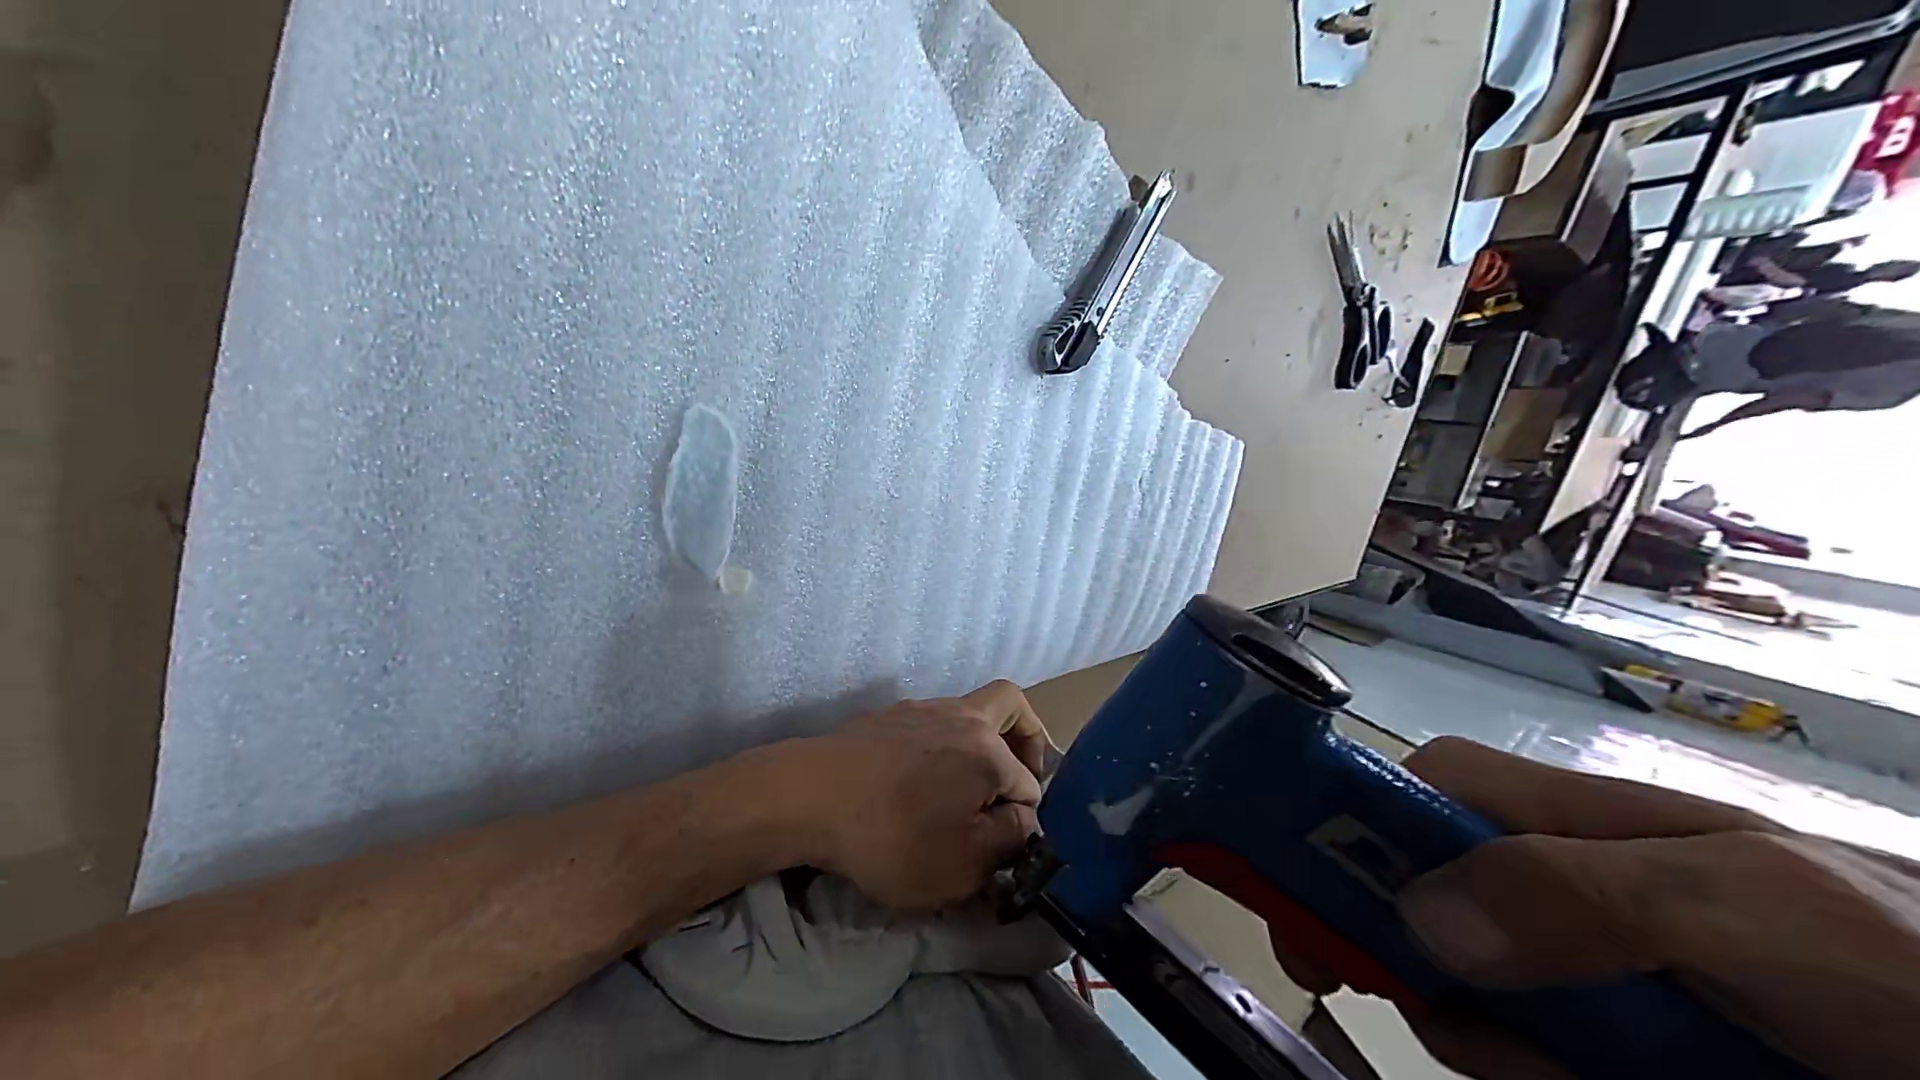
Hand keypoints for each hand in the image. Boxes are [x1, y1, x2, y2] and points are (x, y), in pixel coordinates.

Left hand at [778, 681, 1051, 910]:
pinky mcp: (888, 716)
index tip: (1007, 846)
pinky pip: (933, 723)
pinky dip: (943, 745)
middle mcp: (961, 717)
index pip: (1030, 783)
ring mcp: (921, 710)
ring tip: (963, 790)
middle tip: (1018, 776)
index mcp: (987, 750)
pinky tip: (919, 782)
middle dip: (1027, 737)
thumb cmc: (891, 836)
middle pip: (1011, 705)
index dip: (1026, 818)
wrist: (808, 795)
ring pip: (969, 711)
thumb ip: (1009, 841)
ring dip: (981, 742)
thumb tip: (1024, 819)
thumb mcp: (962, 864)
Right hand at [1273, 737, 1919, 1079]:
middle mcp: (1545, 882)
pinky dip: (1521, 1077)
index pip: (1408, 785)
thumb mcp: (1753, 901)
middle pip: (1410, 895)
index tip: (1296, 889)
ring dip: (1482, 1041)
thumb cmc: (1902, 957)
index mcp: (1557, 821)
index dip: (1340, 816)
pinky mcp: (1601, 1042)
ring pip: (1457, 988)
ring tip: (1569, 1076)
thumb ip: (1584, 887)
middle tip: (1437, 1018)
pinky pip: (1513, 1054)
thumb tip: (1426, 917)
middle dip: (1402, 956)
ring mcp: (1574, 967)